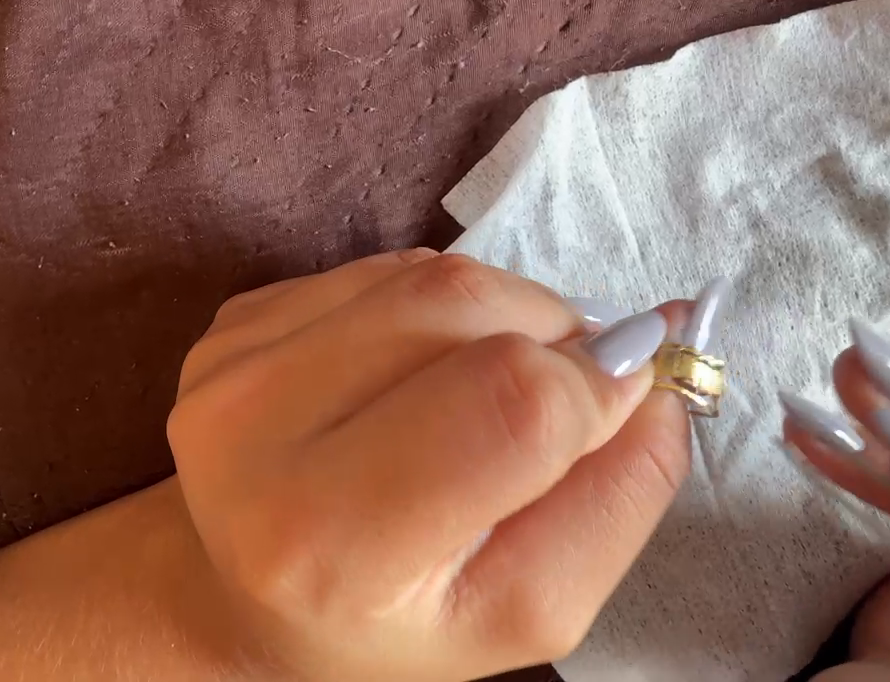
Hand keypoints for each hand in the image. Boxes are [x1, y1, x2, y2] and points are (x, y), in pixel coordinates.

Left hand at [170, 250, 698, 681]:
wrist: (241, 579)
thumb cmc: (381, 618)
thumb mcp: (513, 611)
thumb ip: (608, 505)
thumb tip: (653, 385)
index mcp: (329, 539)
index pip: (505, 406)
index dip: (593, 382)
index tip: (628, 389)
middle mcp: (257, 426)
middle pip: (456, 305)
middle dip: (549, 325)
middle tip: (572, 372)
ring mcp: (236, 355)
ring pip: (421, 274)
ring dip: (496, 305)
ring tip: (495, 368)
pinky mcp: (237, 313)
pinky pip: (377, 270)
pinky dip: (434, 300)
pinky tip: (423, 359)